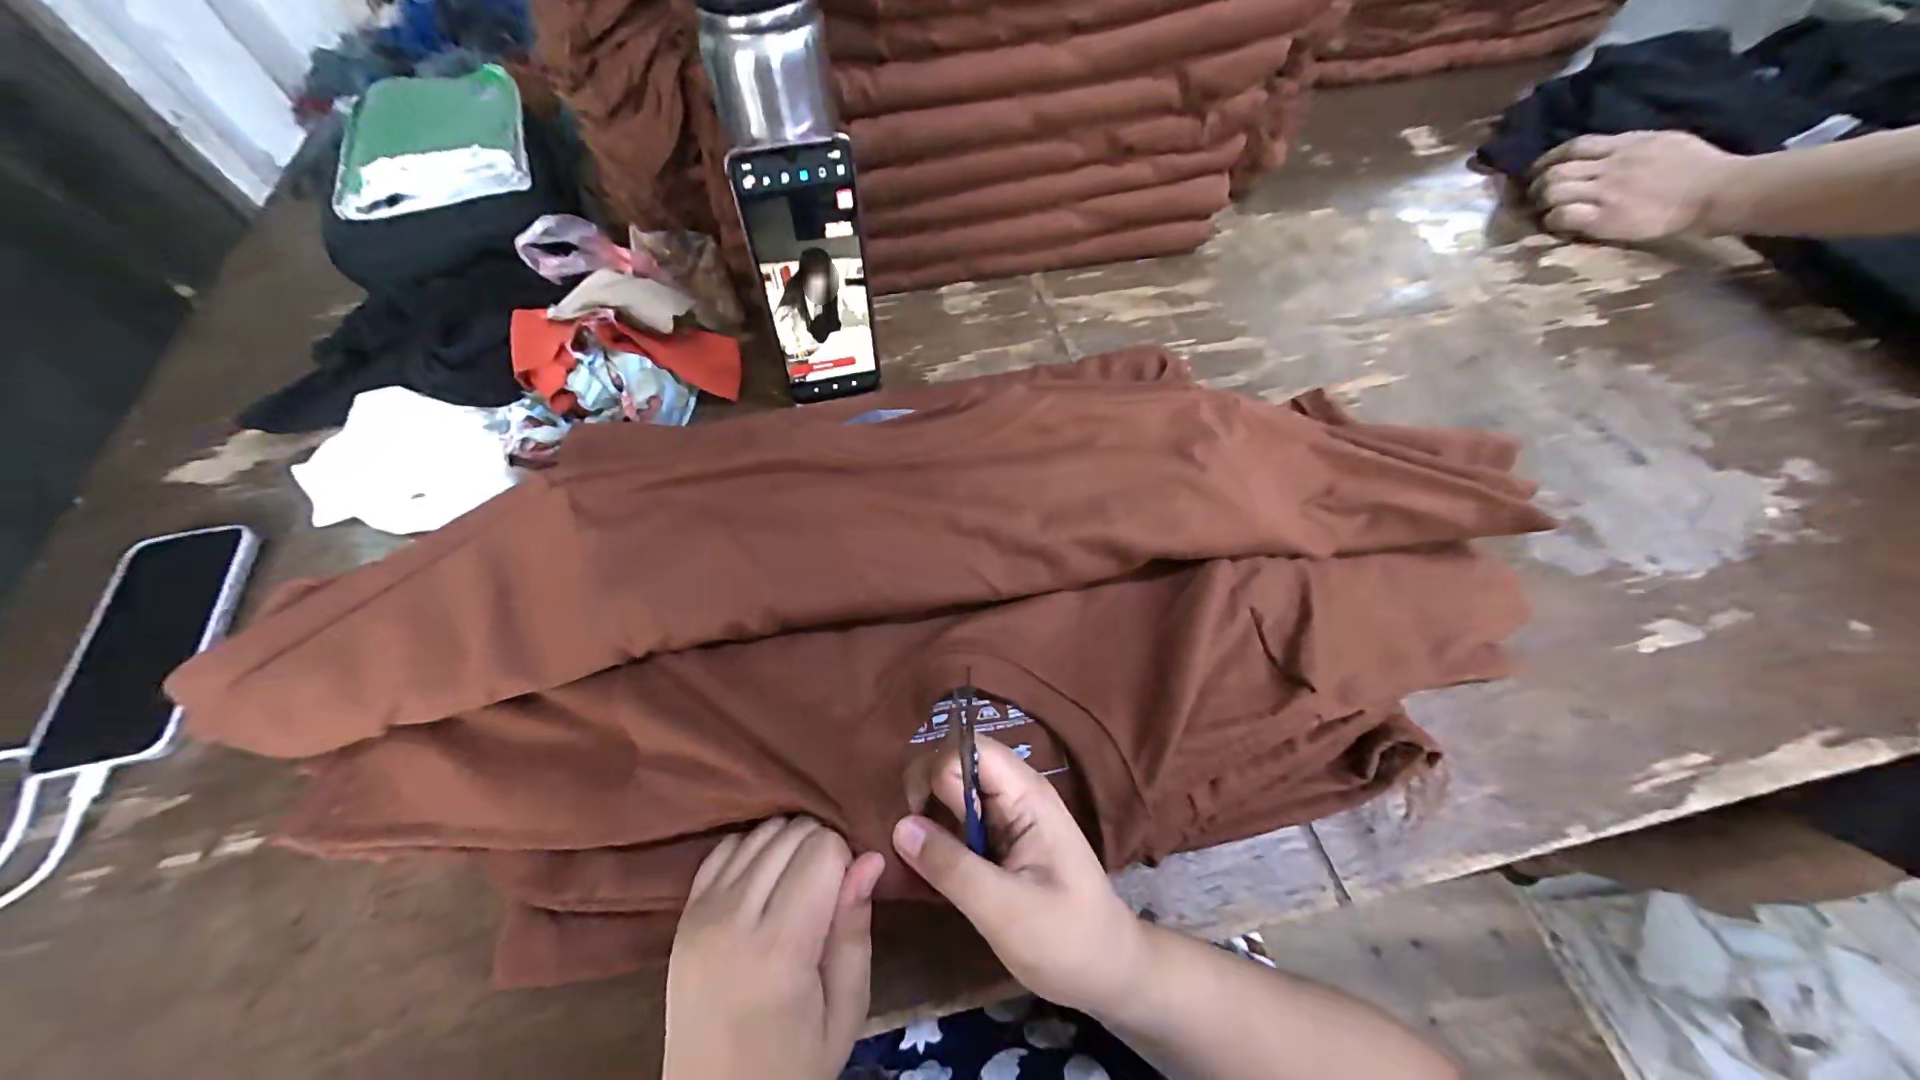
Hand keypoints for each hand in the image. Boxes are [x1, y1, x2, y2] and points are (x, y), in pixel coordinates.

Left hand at [664, 817, 886, 1079]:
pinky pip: (726, 847)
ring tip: (797, 885)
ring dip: (788, 844)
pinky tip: (764, 880)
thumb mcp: (844, 1011)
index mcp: (778, 949)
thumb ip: (855, 931)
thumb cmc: (793, 1064)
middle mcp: (733, 919)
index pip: (823, 848)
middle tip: (827, 892)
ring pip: (761, 831)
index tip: (846, 896)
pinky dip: (753, 850)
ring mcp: (701, 912)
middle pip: (792, 832)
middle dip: (821, 847)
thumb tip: (871, 857)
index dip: (845, 862)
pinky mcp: (683, 913)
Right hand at [893, 737, 1146, 1015]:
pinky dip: (934, 842)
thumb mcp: (1006, 911)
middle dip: (922, 798)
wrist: (1106, 971)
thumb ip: (953, 867)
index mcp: (1026, 795)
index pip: (968, 750)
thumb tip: (900, 827)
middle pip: (953, 765)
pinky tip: (924, 875)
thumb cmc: (1067, 940)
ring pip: (948, 794)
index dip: (935, 775)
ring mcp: (1005, 817)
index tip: (917, 824)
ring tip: (911, 867)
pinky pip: (954, 823)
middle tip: (911, 850)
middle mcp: (1013, 794)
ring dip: (924, 822)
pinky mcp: (997, 841)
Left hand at [1529, 131, 1744, 240]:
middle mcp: (1612, 165)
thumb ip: (1630, 147)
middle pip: (1556, 170)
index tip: (1536, 170)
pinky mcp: (1604, 217)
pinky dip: (1552, 220)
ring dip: (1540, 203)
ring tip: (1541, 212)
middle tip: (1532, 197)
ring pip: (1553, 191)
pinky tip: (1556, 225)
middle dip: (1536, 184)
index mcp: (1628, 143)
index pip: (1576, 145)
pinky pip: (1561, 215)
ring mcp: (1606, 191)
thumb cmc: (1700, 167)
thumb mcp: (1665, 142)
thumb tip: (1602, 154)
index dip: (1548, 158)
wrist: (1719, 190)